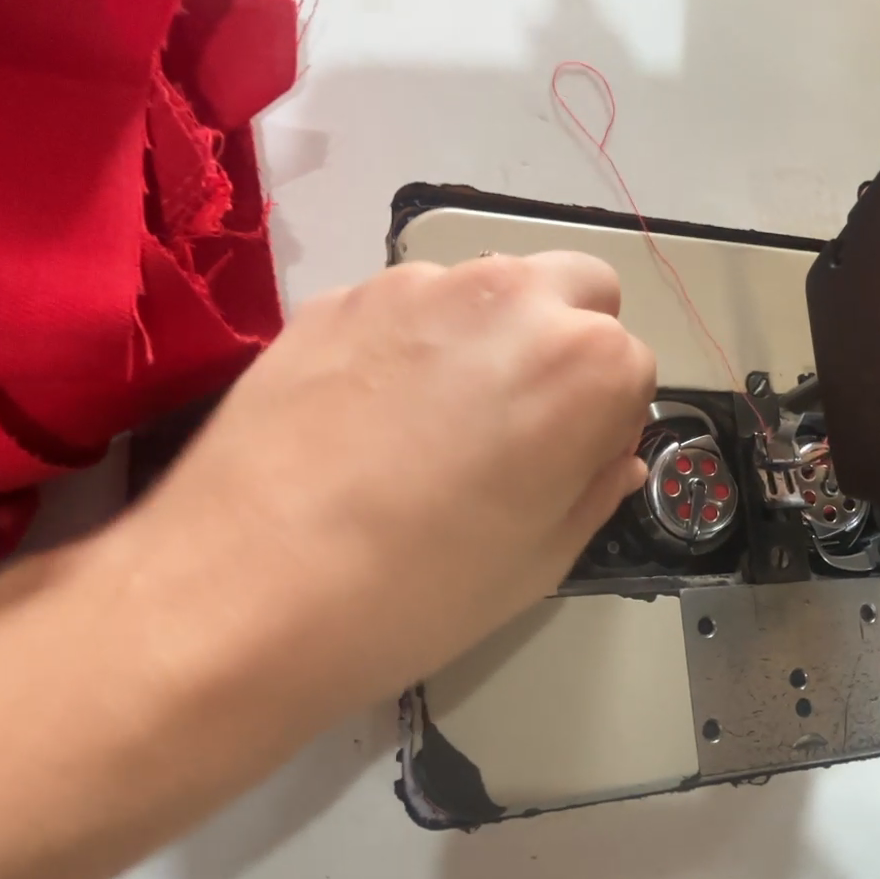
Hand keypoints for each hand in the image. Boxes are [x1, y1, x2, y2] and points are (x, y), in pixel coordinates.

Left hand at [109, 251, 655, 723]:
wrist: (244, 593)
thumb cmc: (420, 592)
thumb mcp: (543, 561)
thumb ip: (595, 490)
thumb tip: (611, 456)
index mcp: (584, 363)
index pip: (635, 368)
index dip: (610, 421)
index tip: (572, 465)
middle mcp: (511, 298)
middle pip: (580, 292)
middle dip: (576, 345)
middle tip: (528, 422)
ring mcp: (417, 285)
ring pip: (495, 288)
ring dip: (498, 336)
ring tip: (443, 419)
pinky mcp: (340, 295)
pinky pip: (413, 303)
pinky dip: (422, 339)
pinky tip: (377, 411)